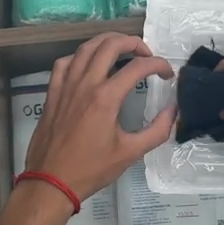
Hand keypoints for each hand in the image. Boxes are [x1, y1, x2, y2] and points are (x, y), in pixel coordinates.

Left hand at [21, 33, 176, 201]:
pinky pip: (64, 63)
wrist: (50, 182)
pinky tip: (88, 64)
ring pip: (86, 48)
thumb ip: (157, 131)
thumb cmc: (91, 169)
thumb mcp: (130, 153)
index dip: (158, 65)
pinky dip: (79, 56)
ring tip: (121, 49)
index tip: (167, 74)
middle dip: (133, 42)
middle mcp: (85, 84)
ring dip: (107, 42)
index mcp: (106, 97)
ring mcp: (66, 85)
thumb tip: (173, 111)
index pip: (138, 67)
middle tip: (146, 53)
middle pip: (110, 44)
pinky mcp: (52, 92)